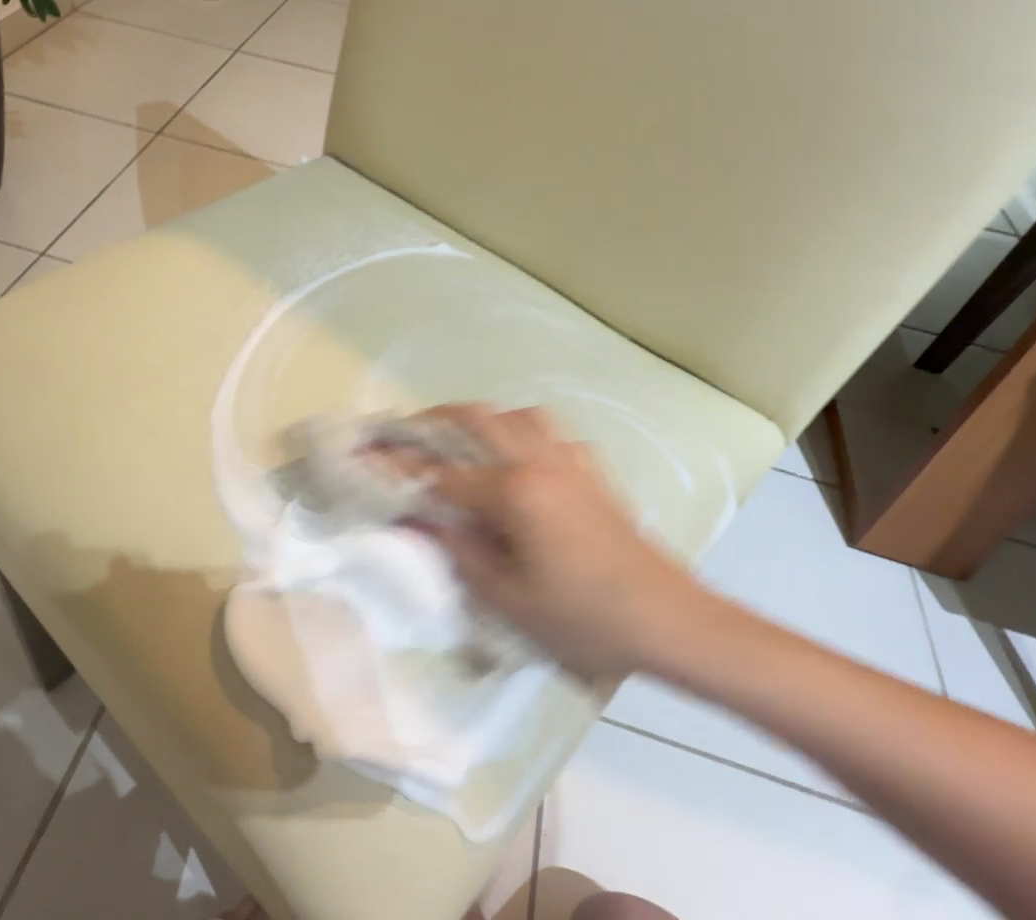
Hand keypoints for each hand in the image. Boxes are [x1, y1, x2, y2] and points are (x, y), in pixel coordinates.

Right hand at [386, 403, 714, 683]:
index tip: (366, 459)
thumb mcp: (508, 597)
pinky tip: (518, 463)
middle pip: (479, 419)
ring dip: (482, 421)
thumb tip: (423, 519)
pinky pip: (551, 435)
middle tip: (404, 435)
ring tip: (458, 441)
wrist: (669, 620)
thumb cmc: (584, 619)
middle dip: (434, 421)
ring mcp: (572, 463)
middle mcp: (540, 462)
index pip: (442, 472)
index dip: (400, 467)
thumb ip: (460, 551)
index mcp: (514, 493)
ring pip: (519, 416)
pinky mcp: (595, 474)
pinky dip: (522, 436)